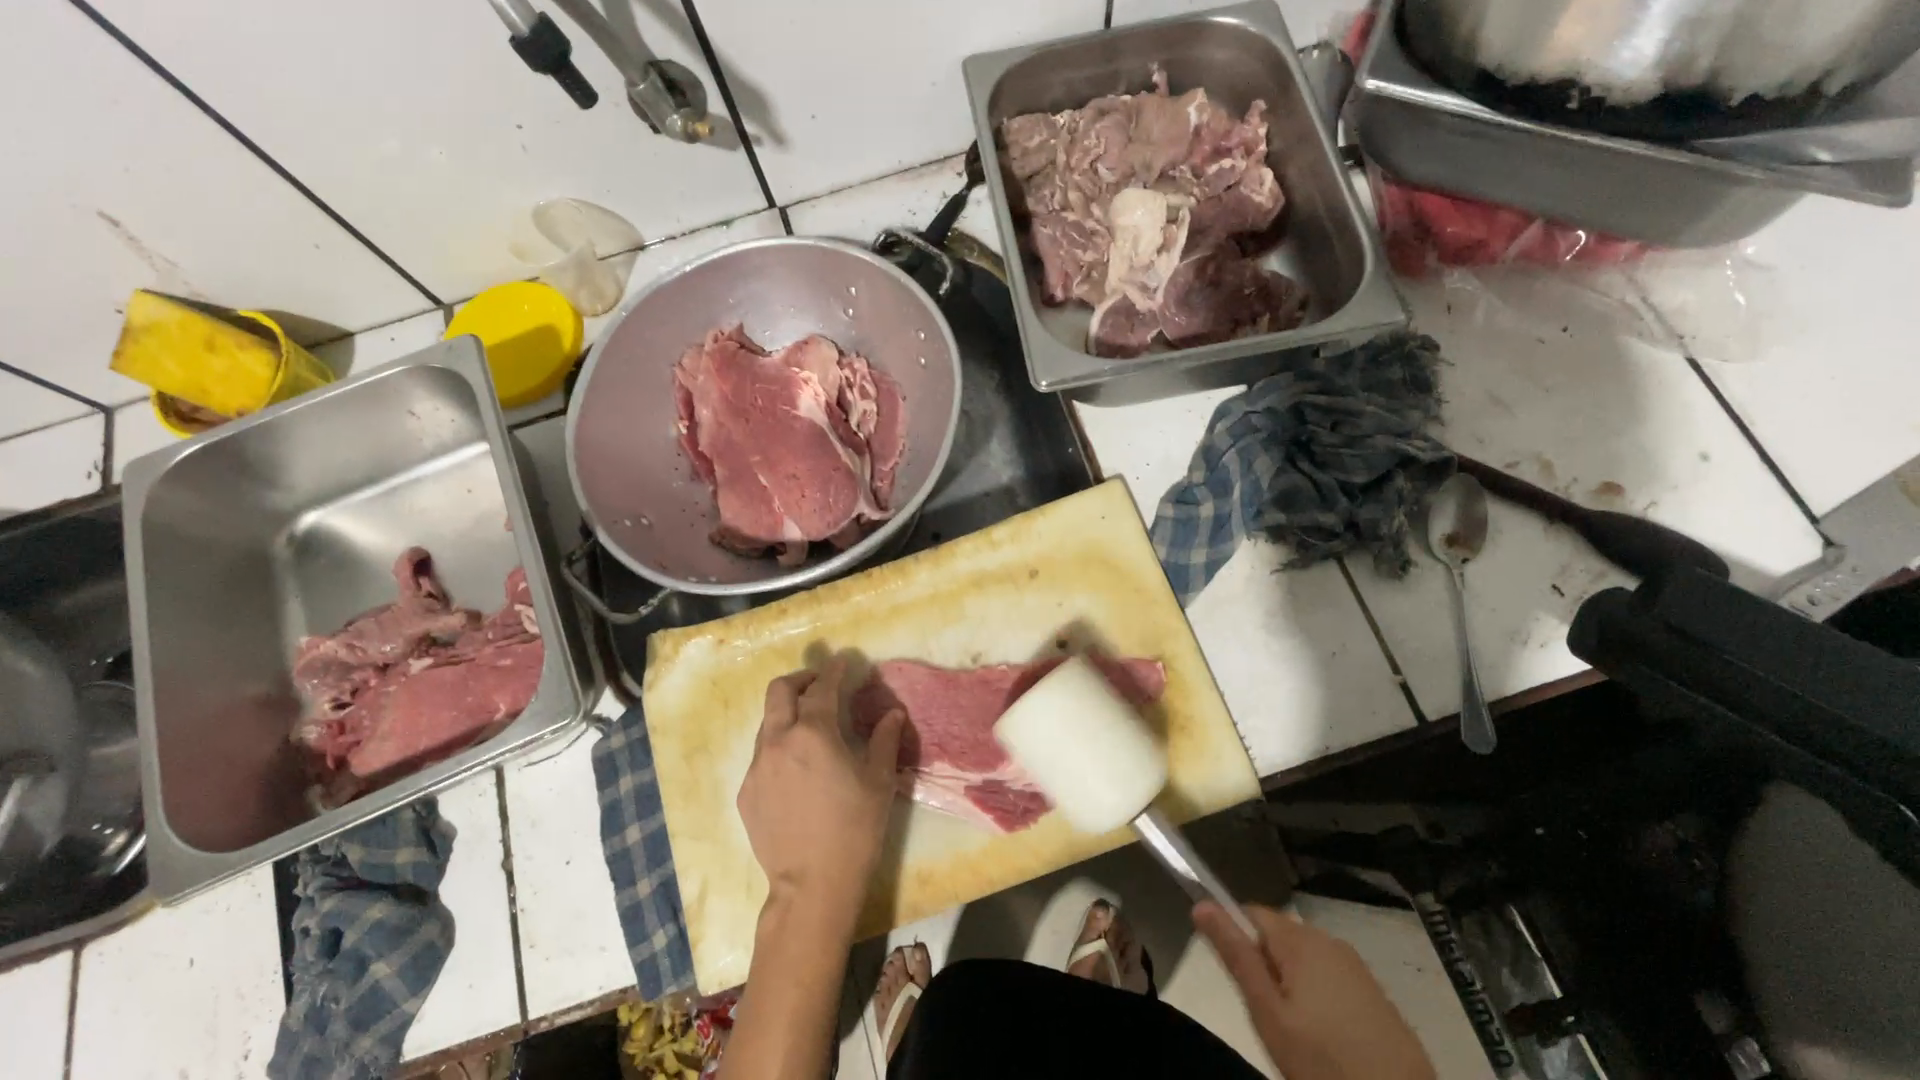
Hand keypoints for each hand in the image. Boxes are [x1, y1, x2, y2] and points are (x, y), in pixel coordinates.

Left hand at [737, 658, 905, 926]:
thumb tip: (891, 714)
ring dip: (788, 714)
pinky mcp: (746, 792)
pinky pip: (762, 756)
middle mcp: (778, 741)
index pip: (822, 687)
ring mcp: (757, 767)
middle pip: (780, 691)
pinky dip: (780, 747)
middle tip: (822, 685)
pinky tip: (798, 771)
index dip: (835, 670)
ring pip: (767, 723)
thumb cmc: (855, 830)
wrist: (812, 884)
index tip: (845, 662)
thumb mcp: (879, 782)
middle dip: (801, 679)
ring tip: (811, 729)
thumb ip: (883, 740)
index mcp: (813, 733)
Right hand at [1194, 902, 1436, 1079]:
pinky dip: (1317, 998)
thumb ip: (1237, 956)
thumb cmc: (1324, 1063)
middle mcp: (1330, 942)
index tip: (1240, 981)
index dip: (1236, 938)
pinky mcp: (1374, 993)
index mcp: (1302, 941)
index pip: (1251, 913)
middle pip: (1278, 936)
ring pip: (1303, 960)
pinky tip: (1324, 1039)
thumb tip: (1202, 905)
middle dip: (1264, 966)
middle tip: (1266, 1015)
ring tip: (1295, 1032)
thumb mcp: (1268, 1013)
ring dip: (1289, 984)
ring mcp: (1357, 967)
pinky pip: (1329, 978)